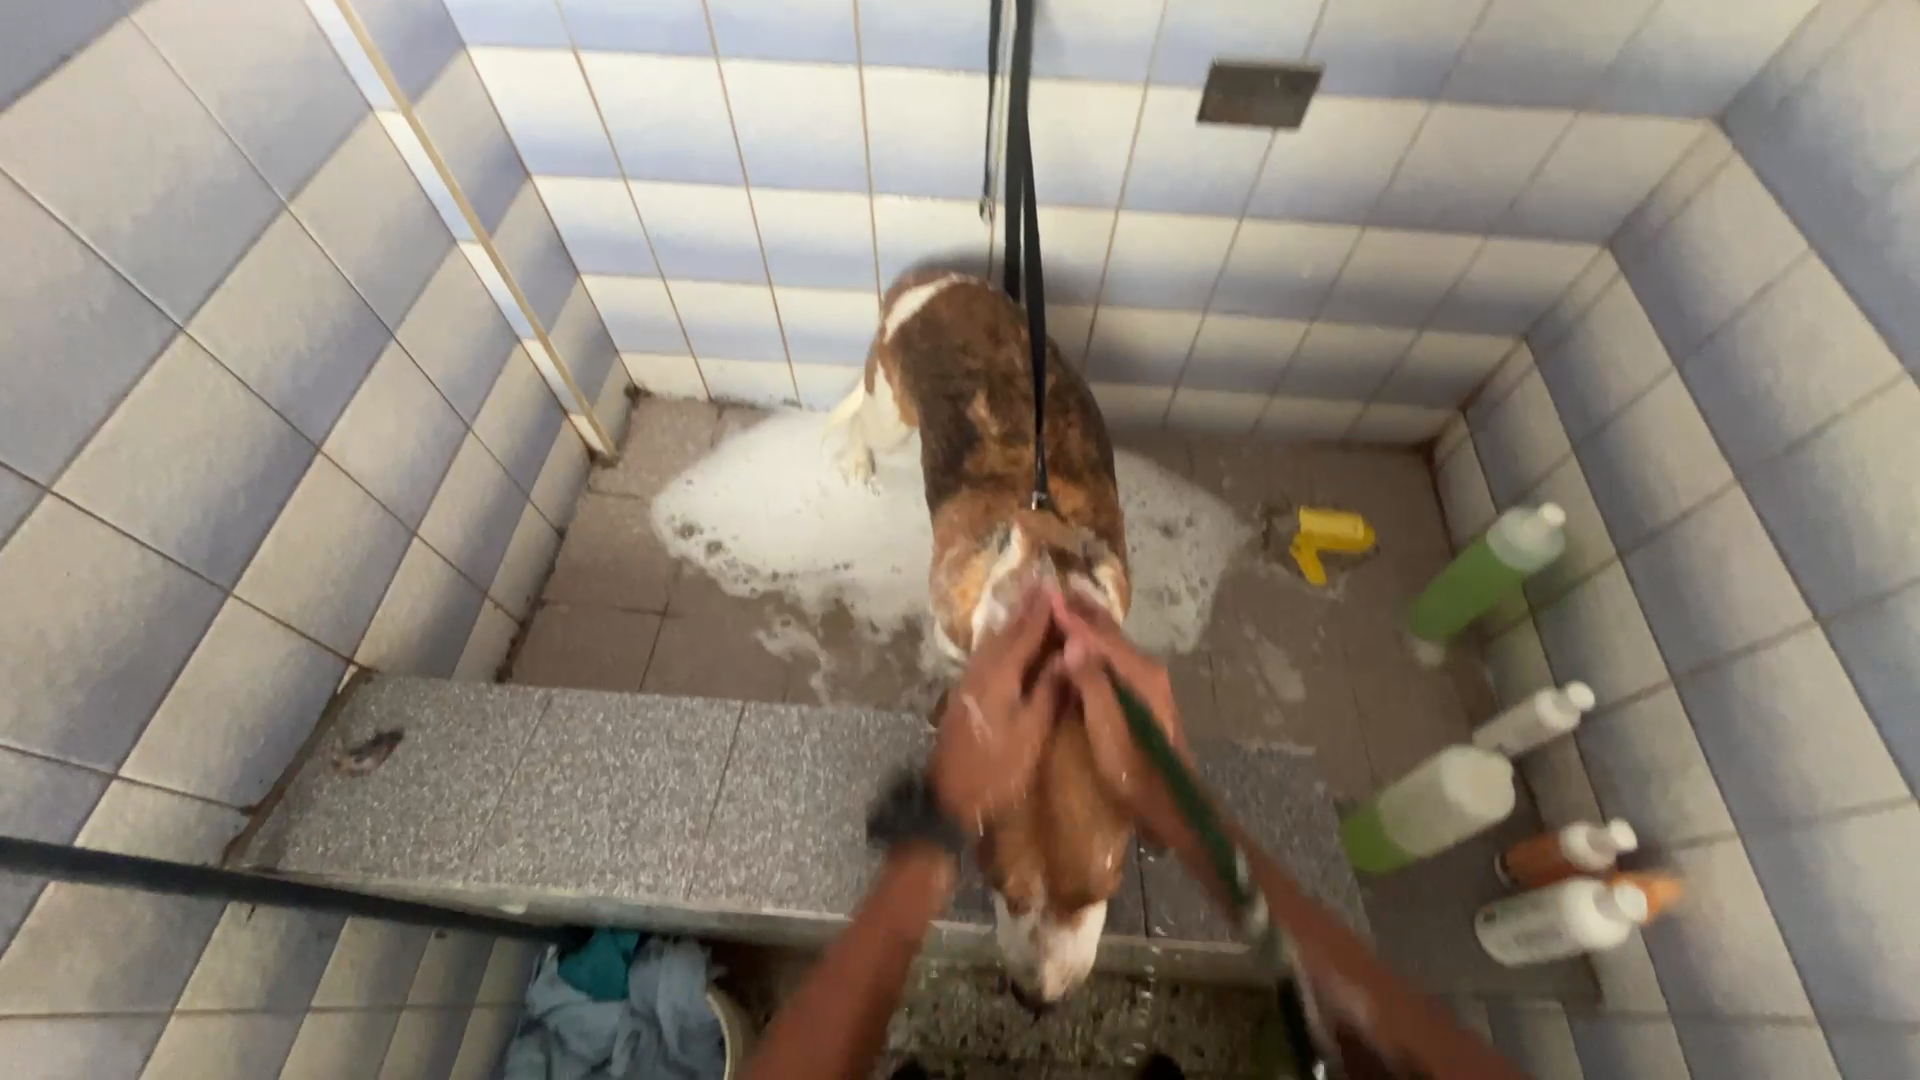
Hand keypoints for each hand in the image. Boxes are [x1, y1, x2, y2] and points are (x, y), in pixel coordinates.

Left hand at [930, 587, 1064, 832]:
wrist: (950, 798)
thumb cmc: (997, 769)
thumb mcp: (1031, 733)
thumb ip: (1049, 690)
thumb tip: (1069, 653)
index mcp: (1000, 675)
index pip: (1025, 634)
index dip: (1041, 611)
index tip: (1055, 585)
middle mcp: (981, 670)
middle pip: (1006, 632)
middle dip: (1025, 609)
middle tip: (1042, 583)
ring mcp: (970, 681)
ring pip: (995, 642)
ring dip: (1013, 622)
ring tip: (1029, 603)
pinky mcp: (967, 694)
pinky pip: (989, 655)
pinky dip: (1003, 641)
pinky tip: (1008, 641)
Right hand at [1048, 589, 1190, 845]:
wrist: (1171, 806)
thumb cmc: (1134, 771)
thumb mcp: (1108, 730)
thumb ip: (1093, 684)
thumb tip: (1074, 640)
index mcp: (1138, 673)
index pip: (1097, 635)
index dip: (1071, 616)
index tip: (1046, 594)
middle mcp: (1147, 668)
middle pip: (1109, 632)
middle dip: (1081, 611)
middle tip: (1053, 590)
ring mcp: (1149, 681)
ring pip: (1113, 642)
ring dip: (1088, 624)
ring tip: (1063, 608)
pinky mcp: (1145, 694)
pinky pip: (1114, 656)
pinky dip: (1095, 643)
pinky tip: (1080, 644)